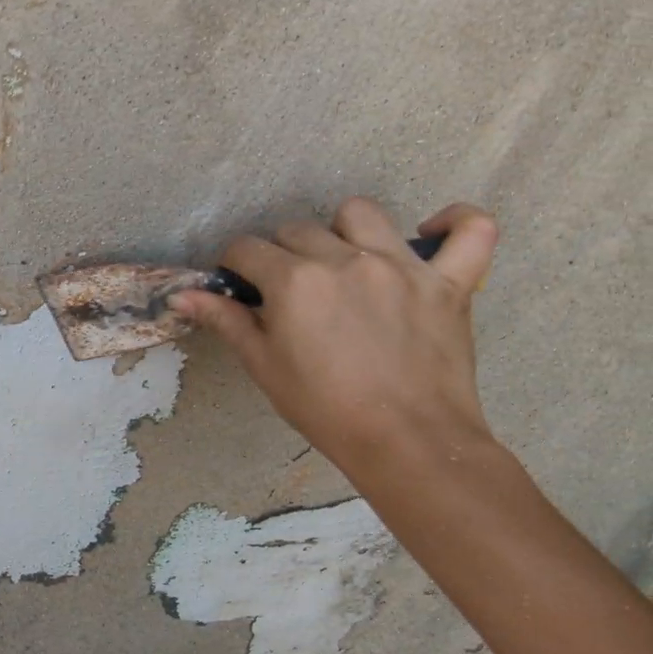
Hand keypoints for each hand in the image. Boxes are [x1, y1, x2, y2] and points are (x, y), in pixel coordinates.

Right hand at [172, 198, 500, 467]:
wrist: (406, 439)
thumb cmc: (322, 405)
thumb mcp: (260, 362)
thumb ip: (224, 319)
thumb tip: (180, 296)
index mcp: (293, 280)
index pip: (246, 249)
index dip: (234, 267)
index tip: (238, 288)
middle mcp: (345, 260)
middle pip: (296, 229)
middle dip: (279, 252)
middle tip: (285, 287)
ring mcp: (402, 266)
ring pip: (362, 214)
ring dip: (341, 229)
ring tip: (341, 259)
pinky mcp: (452, 282)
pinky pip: (473, 230)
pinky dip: (455, 223)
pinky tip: (429, 234)